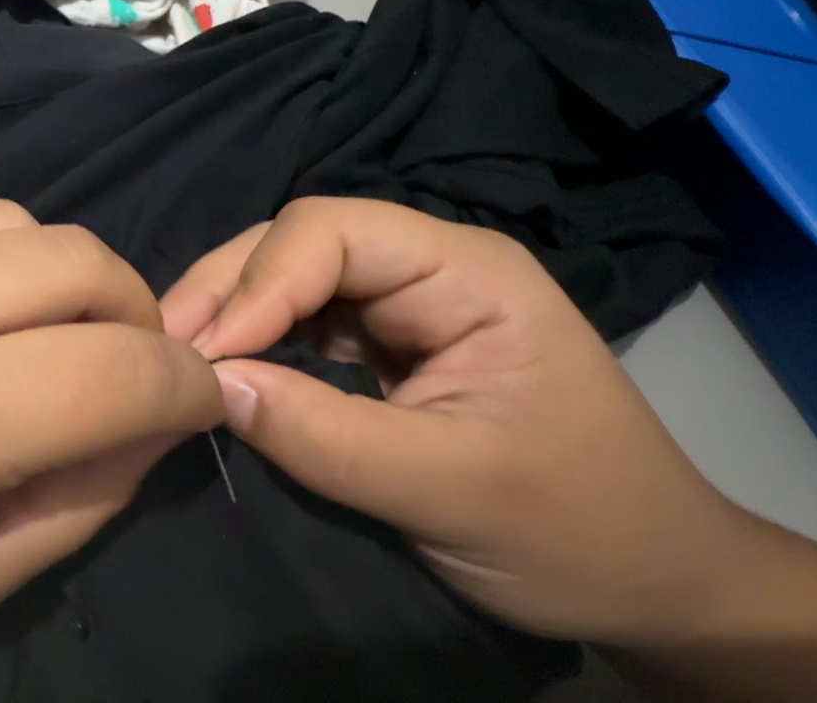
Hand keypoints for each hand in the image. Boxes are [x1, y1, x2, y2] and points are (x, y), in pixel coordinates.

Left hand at [0, 201, 226, 665]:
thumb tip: (159, 422)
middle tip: (132, 372)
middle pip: (79, 261)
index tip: (202, 405)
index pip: (117, 368)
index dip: (186, 386)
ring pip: (21, 222)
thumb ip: (81, 497)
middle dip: (141, 314)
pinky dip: (4, 256)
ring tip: (59, 336)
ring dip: (71, 275)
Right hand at [159, 197, 741, 645]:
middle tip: (166, 350)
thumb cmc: (579, 531)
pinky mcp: (374, 344)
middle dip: (226, 290)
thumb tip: (210, 384)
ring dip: (225, 313)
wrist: (649, 583)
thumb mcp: (453, 493)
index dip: (259, 282)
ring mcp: (396, 305)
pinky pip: (291, 322)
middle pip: (294, 243)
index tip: (207, 354)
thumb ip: (328, 437)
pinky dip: (246, 342)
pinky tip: (217, 370)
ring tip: (177, 360)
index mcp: (466, 273)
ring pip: (283, 277)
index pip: (332, 233)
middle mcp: (423, 269)